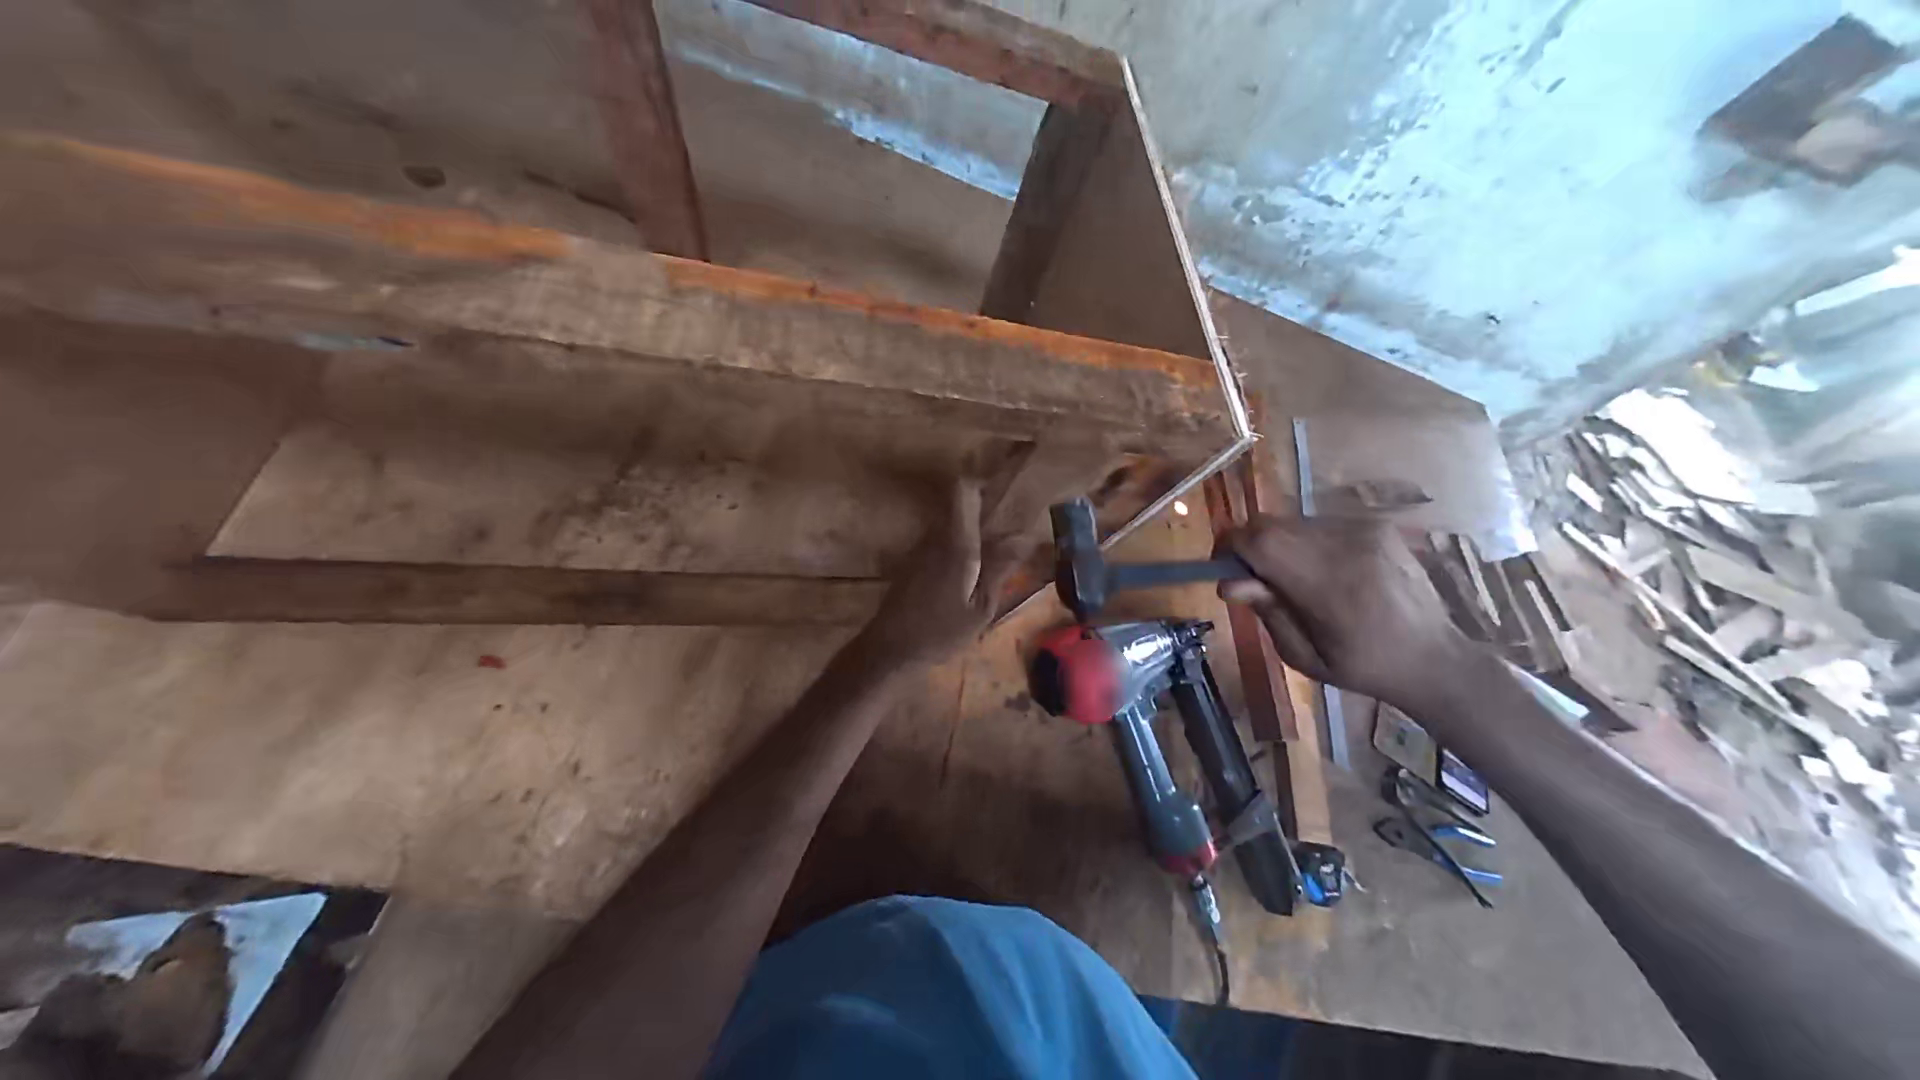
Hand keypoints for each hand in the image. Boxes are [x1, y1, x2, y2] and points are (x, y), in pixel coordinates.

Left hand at [852, 478, 1026, 668]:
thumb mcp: (980, 607)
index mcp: (956, 543)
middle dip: (987, 503)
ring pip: (952, 522)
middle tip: (1016, 518)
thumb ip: (1001, 567)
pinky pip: (943, 540)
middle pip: (960, 502)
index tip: (1008, 481)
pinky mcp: (914, 561)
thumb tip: (1025, 536)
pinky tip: (977, 569)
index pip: (963, 489)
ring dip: (975, 527)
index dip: (984, 477)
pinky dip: (962, 545)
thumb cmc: (939, 632)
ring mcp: (921, 547)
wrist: (890, 649)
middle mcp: (936, 536)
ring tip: (1002, 545)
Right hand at [1216, 515, 1473, 712]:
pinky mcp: (1376, 525)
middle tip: (1250, 577)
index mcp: (1327, 586)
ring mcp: (1364, 530)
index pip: (1260, 540)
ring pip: (1292, 521)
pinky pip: (1319, 523)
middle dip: (1250, 546)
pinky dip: (1305, 542)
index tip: (1222, 568)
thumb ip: (1267, 613)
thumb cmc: (1362, 667)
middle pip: (1271, 524)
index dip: (1229, 546)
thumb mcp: (1303, 656)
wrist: (1436, 657)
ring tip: (1289, 578)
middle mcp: (1346, 547)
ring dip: (1277, 544)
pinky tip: (1321, 570)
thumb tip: (1228, 583)